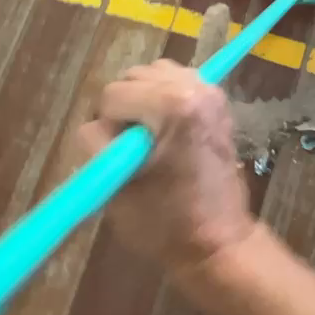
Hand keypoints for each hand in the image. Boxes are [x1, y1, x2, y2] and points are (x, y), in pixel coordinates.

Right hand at [77, 59, 255, 268]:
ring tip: (147, 140)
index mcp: (173, 105)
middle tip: (129, 149)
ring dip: (143, 100)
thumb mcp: (114, 186)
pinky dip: (163, 98)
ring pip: (155, 74)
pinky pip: (177, 82)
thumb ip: (96, 145)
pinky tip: (164, 130)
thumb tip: (95, 124)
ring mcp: (210, 90)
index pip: (113, 95)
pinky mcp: (217, 100)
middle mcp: (195, 87)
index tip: (117, 157)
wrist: (218, 239)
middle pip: (135, 77)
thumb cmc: (164, 221)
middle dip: (124, 109)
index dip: (106, 127)